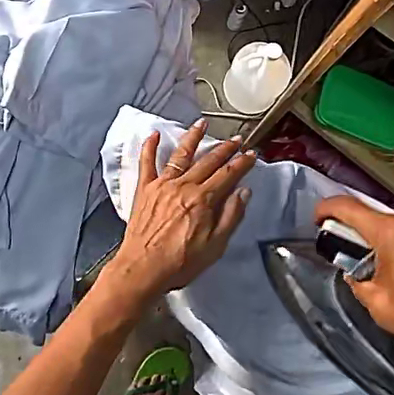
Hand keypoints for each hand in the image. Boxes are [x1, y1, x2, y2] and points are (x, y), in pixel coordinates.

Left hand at [96, 120, 254, 310]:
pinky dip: (150, 148)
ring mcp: (162, 186)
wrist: (141, 270)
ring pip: (181, 154)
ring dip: (193, 137)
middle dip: (226, 148)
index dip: (243, 163)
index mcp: (203, 199)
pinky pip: (147, 164)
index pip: (229, 174)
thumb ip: (231, 216)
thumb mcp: (215, 245)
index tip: (251, 155)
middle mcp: (184, 186)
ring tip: (202, 124)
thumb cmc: (179, 262)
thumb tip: (243, 193)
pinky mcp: (144, 190)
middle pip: (209, 161)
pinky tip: (154, 134)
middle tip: (237, 139)